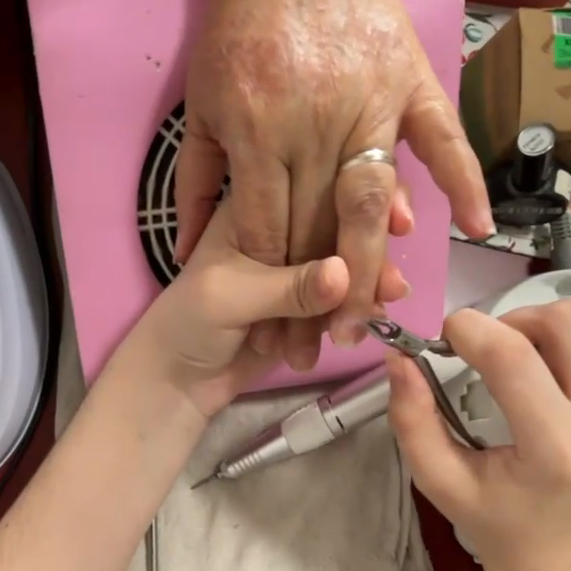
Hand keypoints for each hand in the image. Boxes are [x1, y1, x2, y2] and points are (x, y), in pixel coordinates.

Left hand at [123, 202, 405, 417]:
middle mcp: (282, 225)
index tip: (391, 221)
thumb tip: (341, 275)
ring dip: (371, 278)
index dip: (354, 203)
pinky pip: (345, 297)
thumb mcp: (229, 299)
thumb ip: (285, 287)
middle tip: (391, 274)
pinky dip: (362, 305)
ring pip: (348, 259)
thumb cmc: (187, 324)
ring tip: (389, 298)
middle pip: (340, 221)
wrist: (179, 379)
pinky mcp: (310, 303)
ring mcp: (299, 266)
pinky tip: (379, 313)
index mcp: (254, 204)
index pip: (313, 191)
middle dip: (371, 245)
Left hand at [175, 0, 492, 365]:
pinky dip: (462, 181)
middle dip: (317, 298)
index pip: (267, 231)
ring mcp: (367, 104)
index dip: (271, 287)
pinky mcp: (408, 81)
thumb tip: (188, 250)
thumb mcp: (201, 111)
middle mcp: (313, 126)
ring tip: (376, 317)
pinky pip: (441, 137)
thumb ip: (196, 184)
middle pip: (316, 231)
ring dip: (375, 266)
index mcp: (257, 134)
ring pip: (372, 202)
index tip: (278, 329)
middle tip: (321, 349)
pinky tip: (477, 229)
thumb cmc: (238, 36)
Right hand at [388, 301, 570, 570]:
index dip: (471, 330)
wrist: (552, 547)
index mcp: (555, 448)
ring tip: (517, 355)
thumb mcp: (436, 478)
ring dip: (544, 324)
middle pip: (563, 322)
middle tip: (482, 351)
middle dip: (509, 322)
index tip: (445, 336)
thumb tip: (400, 357)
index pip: (514, 358)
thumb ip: (412, 418)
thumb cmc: (489, 516)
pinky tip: (547, 368)